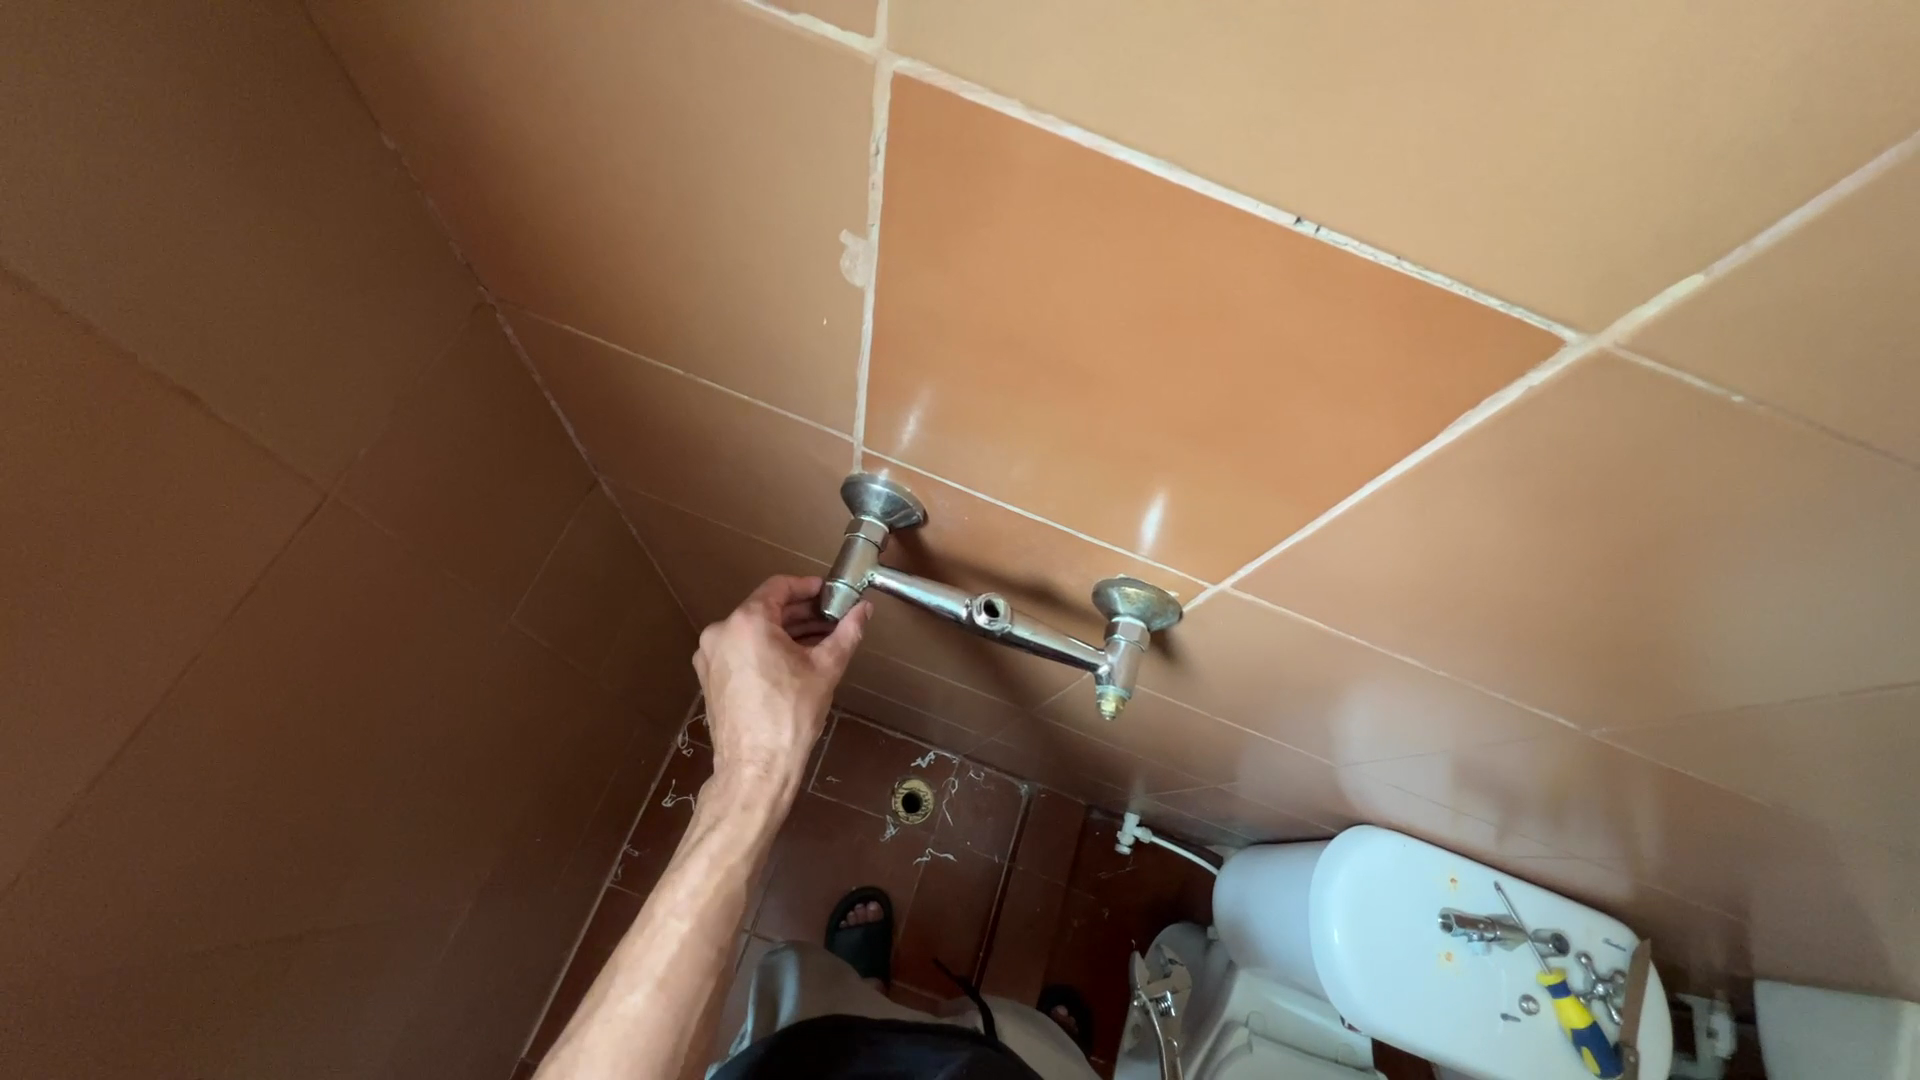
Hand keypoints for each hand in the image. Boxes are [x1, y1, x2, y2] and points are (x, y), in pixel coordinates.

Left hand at [693, 575, 871, 790]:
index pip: (779, 586)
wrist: (756, 769)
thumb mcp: (826, 668)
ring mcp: (711, 657)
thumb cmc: (790, 716)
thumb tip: (864, 609)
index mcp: (747, 622)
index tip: (830, 593)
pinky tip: (794, 662)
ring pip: (753, 631)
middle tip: (832, 618)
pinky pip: (742, 651)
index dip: (808, 587)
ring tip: (819, 641)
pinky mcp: (711, 678)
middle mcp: (721, 633)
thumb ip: (846, 632)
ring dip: (786, 632)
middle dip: (801, 613)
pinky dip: (767, 649)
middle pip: (765, 609)